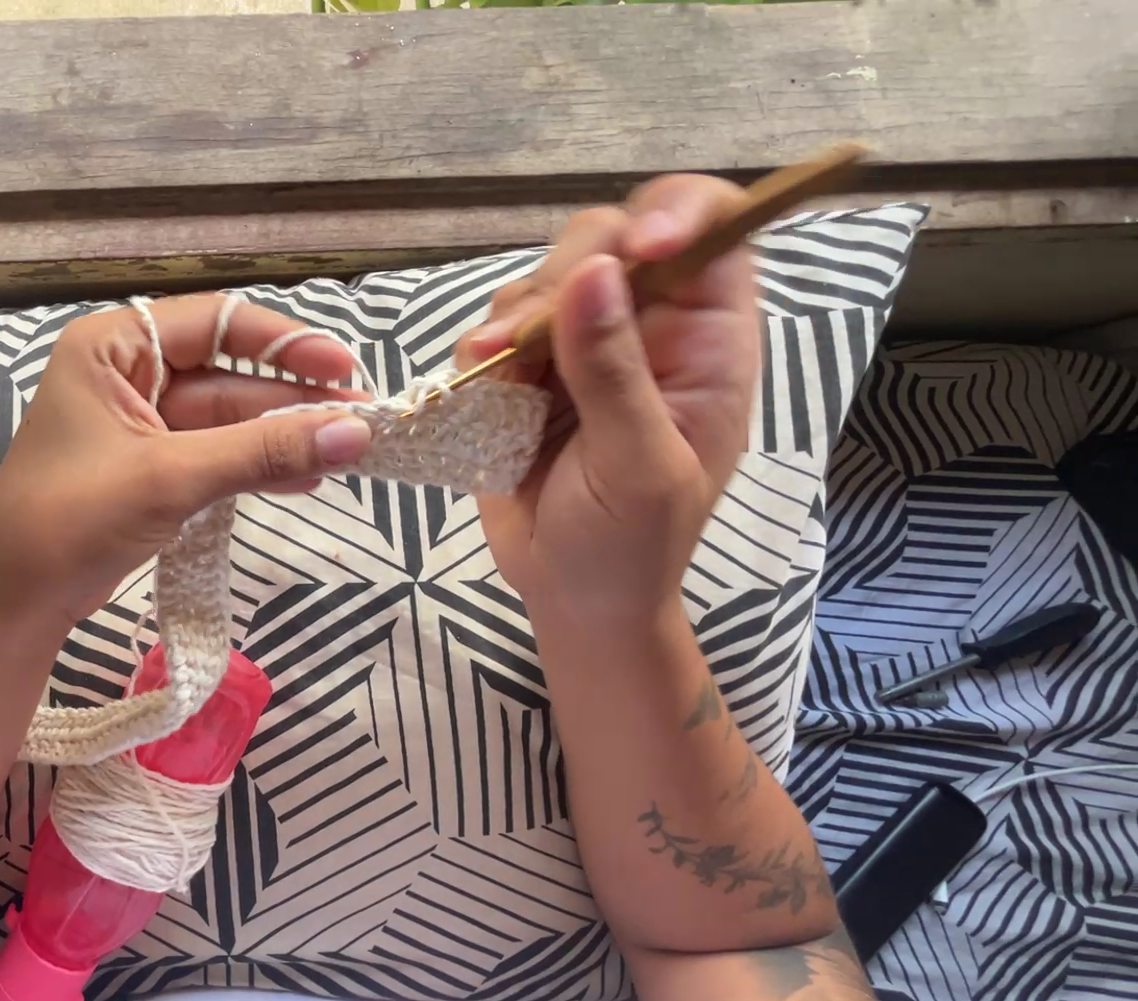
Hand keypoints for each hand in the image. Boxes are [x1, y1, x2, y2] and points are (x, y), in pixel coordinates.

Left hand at [0, 294, 373, 628]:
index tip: (345, 370)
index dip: (285, 342)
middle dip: (291, 402)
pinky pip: (214, 454)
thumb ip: (261, 451)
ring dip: (280, 439)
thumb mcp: (170, 478)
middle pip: (227, 374)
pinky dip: (255, 467)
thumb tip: (355, 432)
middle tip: (361, 423)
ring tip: (345, 456)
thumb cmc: (73, 521)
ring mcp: (140, 423)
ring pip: (226, 419)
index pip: (215, 322)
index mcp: (113, 347)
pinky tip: (303, 480)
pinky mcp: (150, 467)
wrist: (17, 600)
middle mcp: (127, 373)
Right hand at [469, 176, 761, 617]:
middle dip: (563, 276)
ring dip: (512, 316)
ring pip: (540, 284)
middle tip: (524, 334)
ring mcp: (577, 353)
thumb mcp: (636, 462)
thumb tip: (593, 271)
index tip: (636, 248)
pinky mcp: (522, 378)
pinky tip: (478, 380)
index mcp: (703, 345)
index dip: (679, 216)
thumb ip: (614, 371)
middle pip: (607, 243)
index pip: (713, 236)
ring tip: (492, 365)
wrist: (569, 594)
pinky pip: (494, 332)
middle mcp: (642, 333)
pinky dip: (479, 349)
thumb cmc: (629, 543)